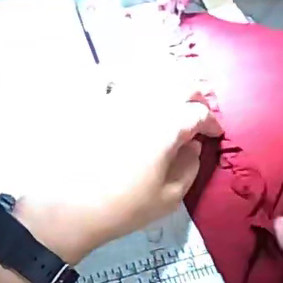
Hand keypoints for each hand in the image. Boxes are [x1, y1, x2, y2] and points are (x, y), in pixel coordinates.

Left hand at [13, 78, 220, 263]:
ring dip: (168, 83)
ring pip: (151, 74)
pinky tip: (131, 88)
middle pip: (180, 81)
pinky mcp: (93, 104)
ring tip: (170, 100)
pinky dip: (128, 78)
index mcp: (168, 125)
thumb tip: (193, 147)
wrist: (69, 208)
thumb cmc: (124, 207)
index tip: (214, 134)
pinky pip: (113, 77)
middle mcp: (145, 103)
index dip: (211, 122)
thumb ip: (189, 167)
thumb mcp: (170, 197)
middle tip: (198, 112)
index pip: (200, 112)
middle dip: (196, 94)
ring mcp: (117, 99)